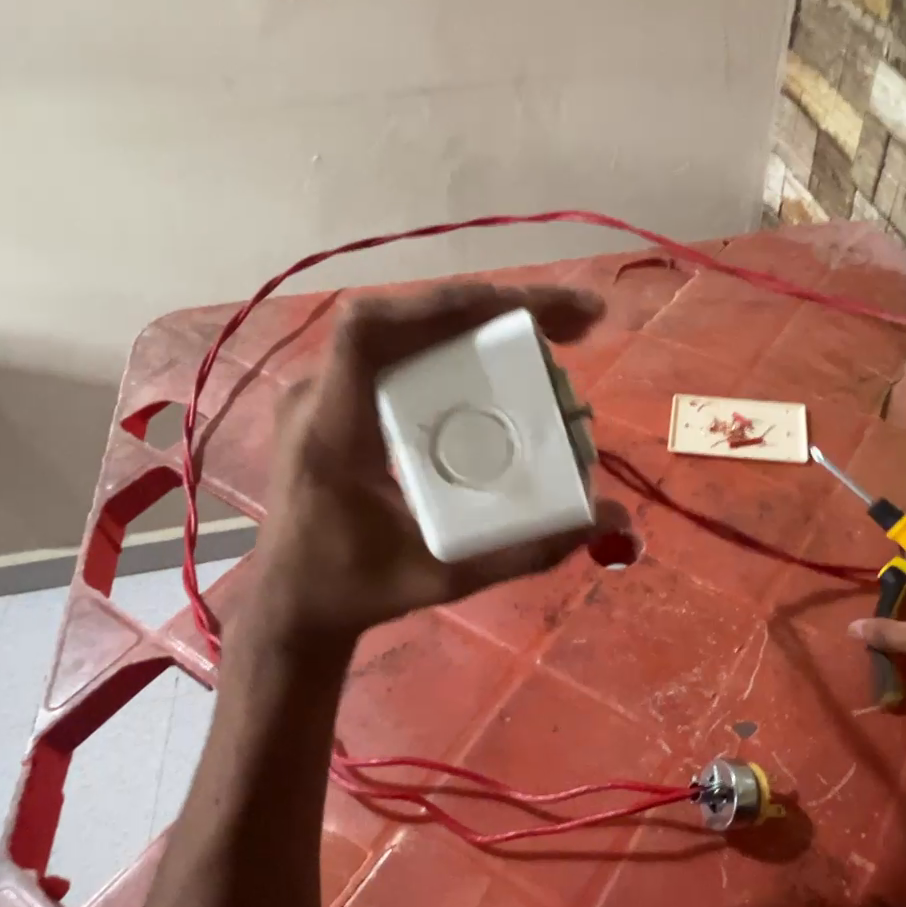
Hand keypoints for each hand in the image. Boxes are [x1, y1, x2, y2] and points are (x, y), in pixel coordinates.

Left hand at [244, 282, 624, 643]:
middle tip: (575, 321)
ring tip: (552, 326)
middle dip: (492, 306)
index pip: (368, 336)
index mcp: (331, 433)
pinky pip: (401, 347)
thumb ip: (526, 551)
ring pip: (405, 327)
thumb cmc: (358, 591)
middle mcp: (320, 397)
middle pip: (403, 318)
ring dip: (477, 316)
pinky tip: (502, 348)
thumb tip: (609, 518)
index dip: (444, 306)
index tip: (526, 312)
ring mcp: (325, 391)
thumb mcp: (447, 577)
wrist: (296, 600)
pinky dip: (457, 338)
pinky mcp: (341, 396)